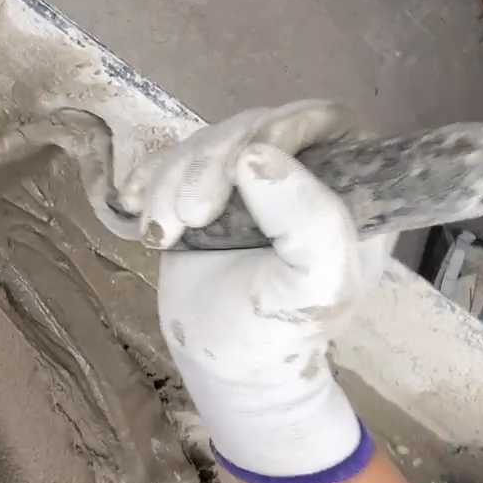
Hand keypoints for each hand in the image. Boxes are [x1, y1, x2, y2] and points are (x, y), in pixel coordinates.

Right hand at [119, 105, 390, 482]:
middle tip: (189, 217)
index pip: (325, 122)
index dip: (284, 126)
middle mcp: (299, 173)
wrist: (220, 361)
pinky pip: (168, 161)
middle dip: (208, 166)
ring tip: (162, 234)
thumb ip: (307, 223)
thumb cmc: (277, 334)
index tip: (244, 164)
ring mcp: (245, 179)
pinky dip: (145, 180)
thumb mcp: (310, 289)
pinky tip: (134, 207)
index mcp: (349, 189)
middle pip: (251, 127)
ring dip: (171, 182)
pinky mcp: (198, 188)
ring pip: (203, 144)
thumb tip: (254, 156)